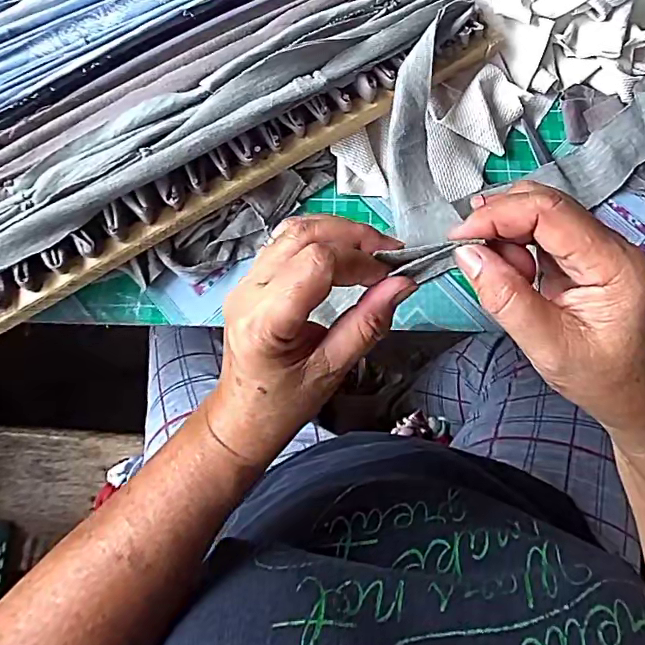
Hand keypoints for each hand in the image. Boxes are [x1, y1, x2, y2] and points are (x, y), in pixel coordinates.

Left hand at [210, 216, 418, 464]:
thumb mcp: (332, 370)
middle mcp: (249, 291)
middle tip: (388, 253)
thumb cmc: (282, 403)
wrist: (242, 415)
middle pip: (306, 235)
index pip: (316, 262)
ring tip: (371, 250)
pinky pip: (287, 239)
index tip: (387, 276)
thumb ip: (368, 324)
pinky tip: (344, 251)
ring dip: (339, 231)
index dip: (359, 261)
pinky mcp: (253, 277)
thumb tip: (402, 285)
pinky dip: (322, 236)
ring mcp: (247, 280)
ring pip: (296, 229)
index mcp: (265, 320)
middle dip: (354, 236)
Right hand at [449, 182, 644, 450]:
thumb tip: (469, 254)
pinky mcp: (586, 253)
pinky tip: (517, 274)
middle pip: (545, 203)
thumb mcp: (549, 349)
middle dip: (500, 220)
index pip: (550, 211)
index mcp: (615, 264)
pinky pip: (543, 231)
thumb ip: (506, 299)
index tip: (462, 235)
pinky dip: (517, 245)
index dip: (500, 214)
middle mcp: (612, 245)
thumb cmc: (605, 380)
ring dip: (507, 234)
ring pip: (541, 212)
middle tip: (472, 251)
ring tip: (504, 276)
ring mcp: (600, 246)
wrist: (638, 399)